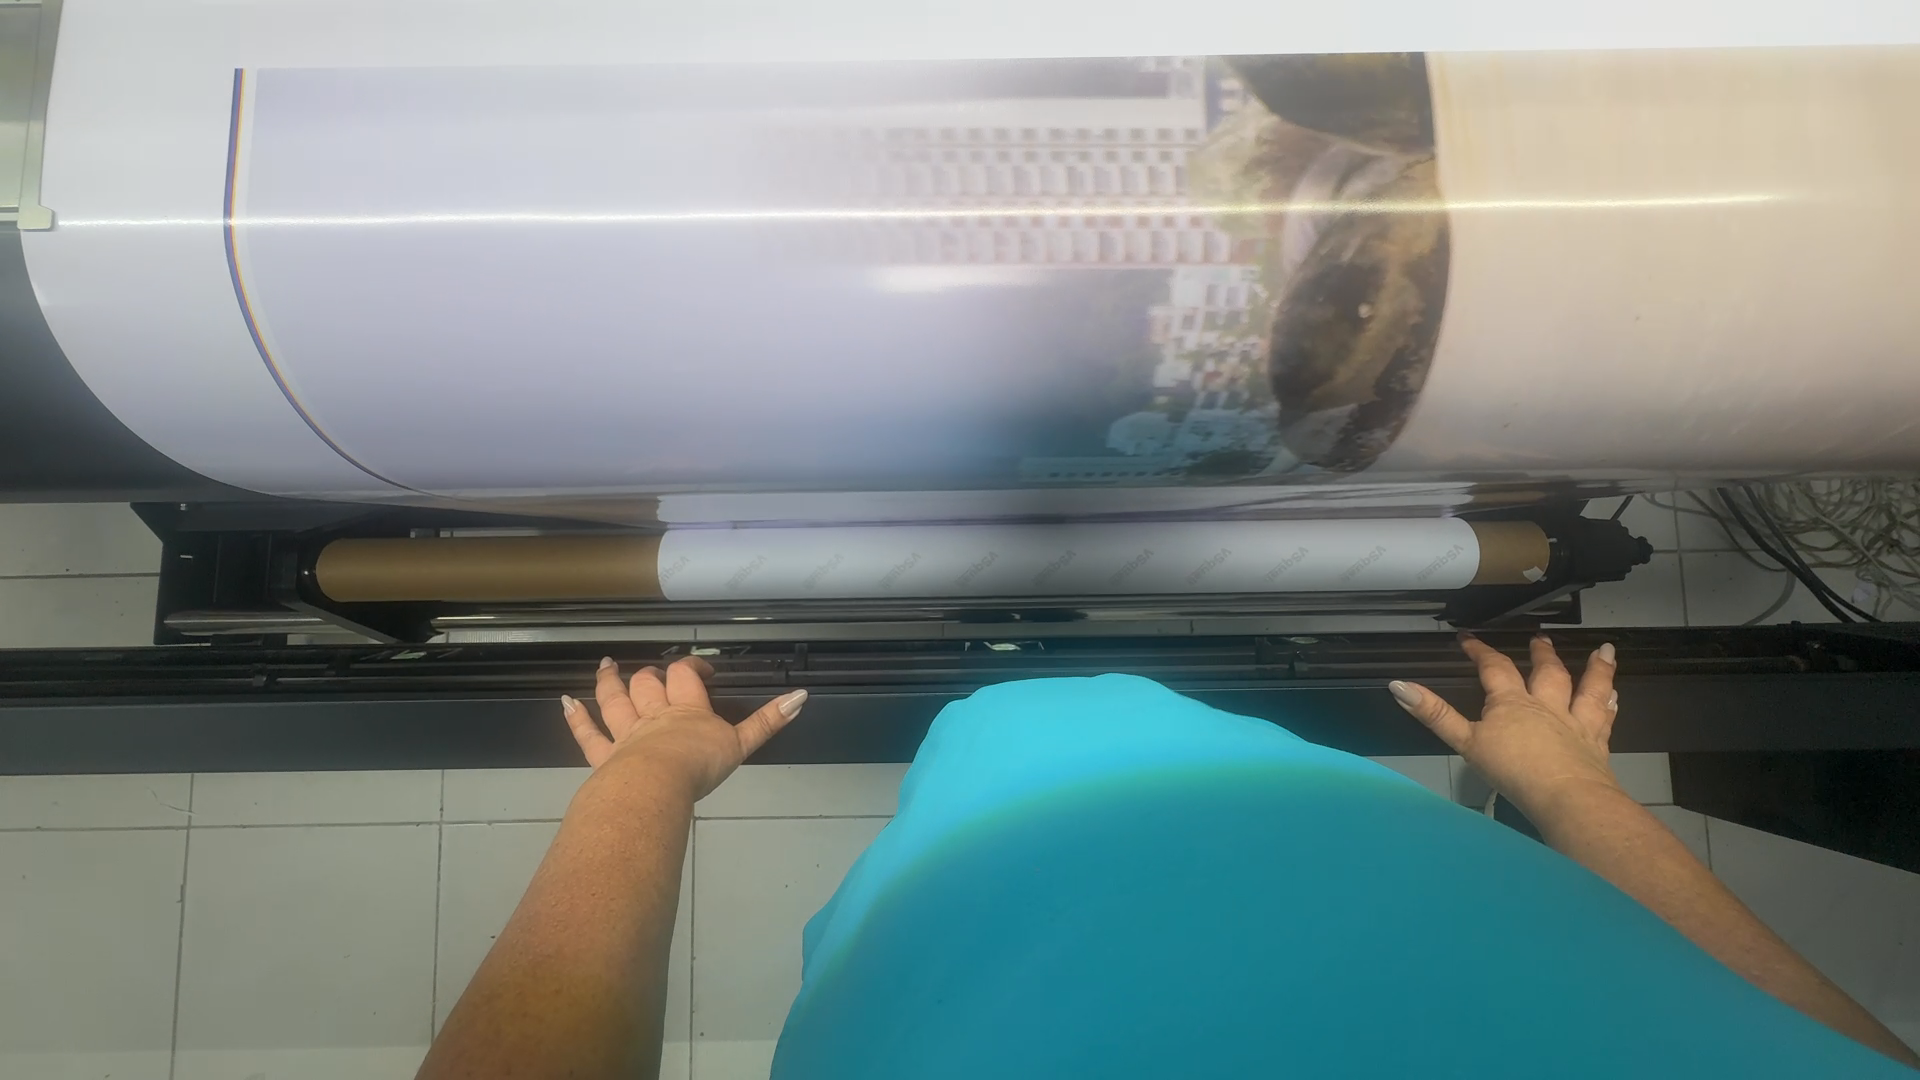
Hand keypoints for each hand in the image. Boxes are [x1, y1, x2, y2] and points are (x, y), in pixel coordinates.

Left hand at [560, 656, 806, 800]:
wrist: (654, 787)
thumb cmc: (698, 765)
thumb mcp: (741, 743)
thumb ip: (768, 721)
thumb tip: (800, 696)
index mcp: (687, 710)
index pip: (686, 677)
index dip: (692, 670)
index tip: (703, 673)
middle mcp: (654, 715)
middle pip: (649, 685)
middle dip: (652, 675)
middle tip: (656, 672)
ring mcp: (625, 735)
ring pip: (615, 701)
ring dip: (610, 682)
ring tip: (607, 666)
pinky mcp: (604, 757)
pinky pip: (587, 735)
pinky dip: (576, 718)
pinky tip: (564, 704)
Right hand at [1387, 635, 1620, 819]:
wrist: (1568, 798)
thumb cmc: (1513, 770)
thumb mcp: (1464, 741)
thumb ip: (1433, 713)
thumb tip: (1398, 685)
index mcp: (1511, 703)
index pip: (1493, 668)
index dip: (1480, 651)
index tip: (1468, 638)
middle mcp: (1546, 706)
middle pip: (1546, 673)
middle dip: (1540, 654)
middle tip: (1540, 638)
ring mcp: (1576, 724)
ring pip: (1587, 689)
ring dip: (1595, 669)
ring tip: (1604, 651)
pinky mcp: (1597, 745)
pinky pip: (1605, 718)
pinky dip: (1611, 703)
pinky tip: (1616, 696)